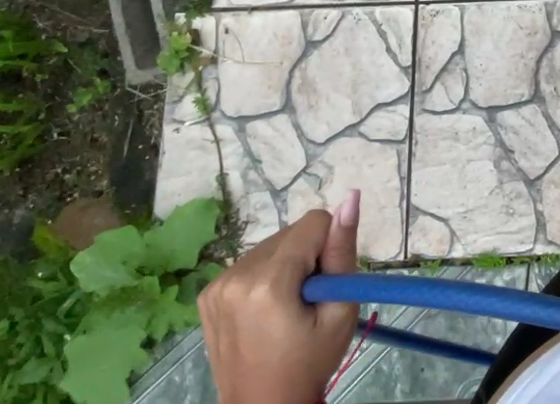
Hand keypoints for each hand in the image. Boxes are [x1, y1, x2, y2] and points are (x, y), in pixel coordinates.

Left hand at [199, 191, 360, 403]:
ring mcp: (216, 285)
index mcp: (267, 283)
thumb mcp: (340, 310)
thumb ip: (343, 251)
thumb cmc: (310, 362)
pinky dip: (268, 275)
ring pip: (273, 245)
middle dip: (309, 255)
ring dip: (289, 264)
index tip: (326, 283)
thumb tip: (351, 197)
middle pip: (292, 233)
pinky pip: (252, 261)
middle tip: (310, 299)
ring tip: (289, 306)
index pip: (314, 223)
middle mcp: (235, 276)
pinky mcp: (208, 294)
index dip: (329, 247)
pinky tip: (268, 308)